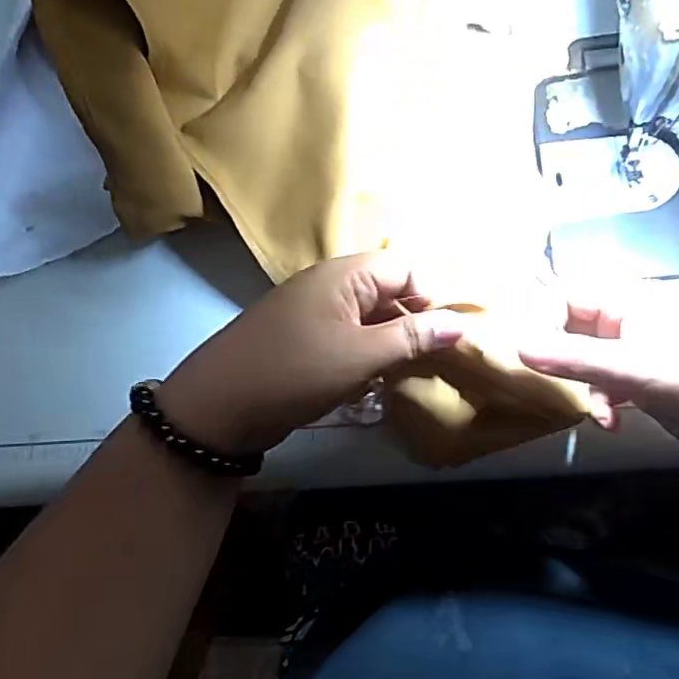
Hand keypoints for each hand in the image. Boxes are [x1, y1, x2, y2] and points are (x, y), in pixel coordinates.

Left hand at [157, 251, 467, 452]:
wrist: (218, 409)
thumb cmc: (296, 373)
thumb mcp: (362, 355)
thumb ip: (412, 337)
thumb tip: (460, 323)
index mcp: (343, 275)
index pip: (405, 269)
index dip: (431, 299)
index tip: (445, 338)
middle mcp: (329, 285)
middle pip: (388, 291)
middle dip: (414, 323)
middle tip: (432, 360)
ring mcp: (313, 312)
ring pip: (370, 318)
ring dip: (391, 343)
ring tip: (406, 374)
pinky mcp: (304, 339)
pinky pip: (349, 336)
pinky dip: (367, 355)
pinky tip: (374, 381)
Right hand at [516, 287, 678, 470]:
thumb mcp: (629, 367)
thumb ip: (573, 358)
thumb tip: (516, 345)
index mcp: (625, 302)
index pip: (566, 296)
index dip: (540, 318)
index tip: (520, 350)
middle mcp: (626, 321)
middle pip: (572, 331)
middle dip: (559, 361)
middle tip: (542, 384)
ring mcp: (635, 353)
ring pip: (586, 364)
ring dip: (584, 390)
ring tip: (597, 414)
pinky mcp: (643, 383)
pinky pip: (606, 387)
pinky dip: (603, 404)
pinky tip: (611, 423)